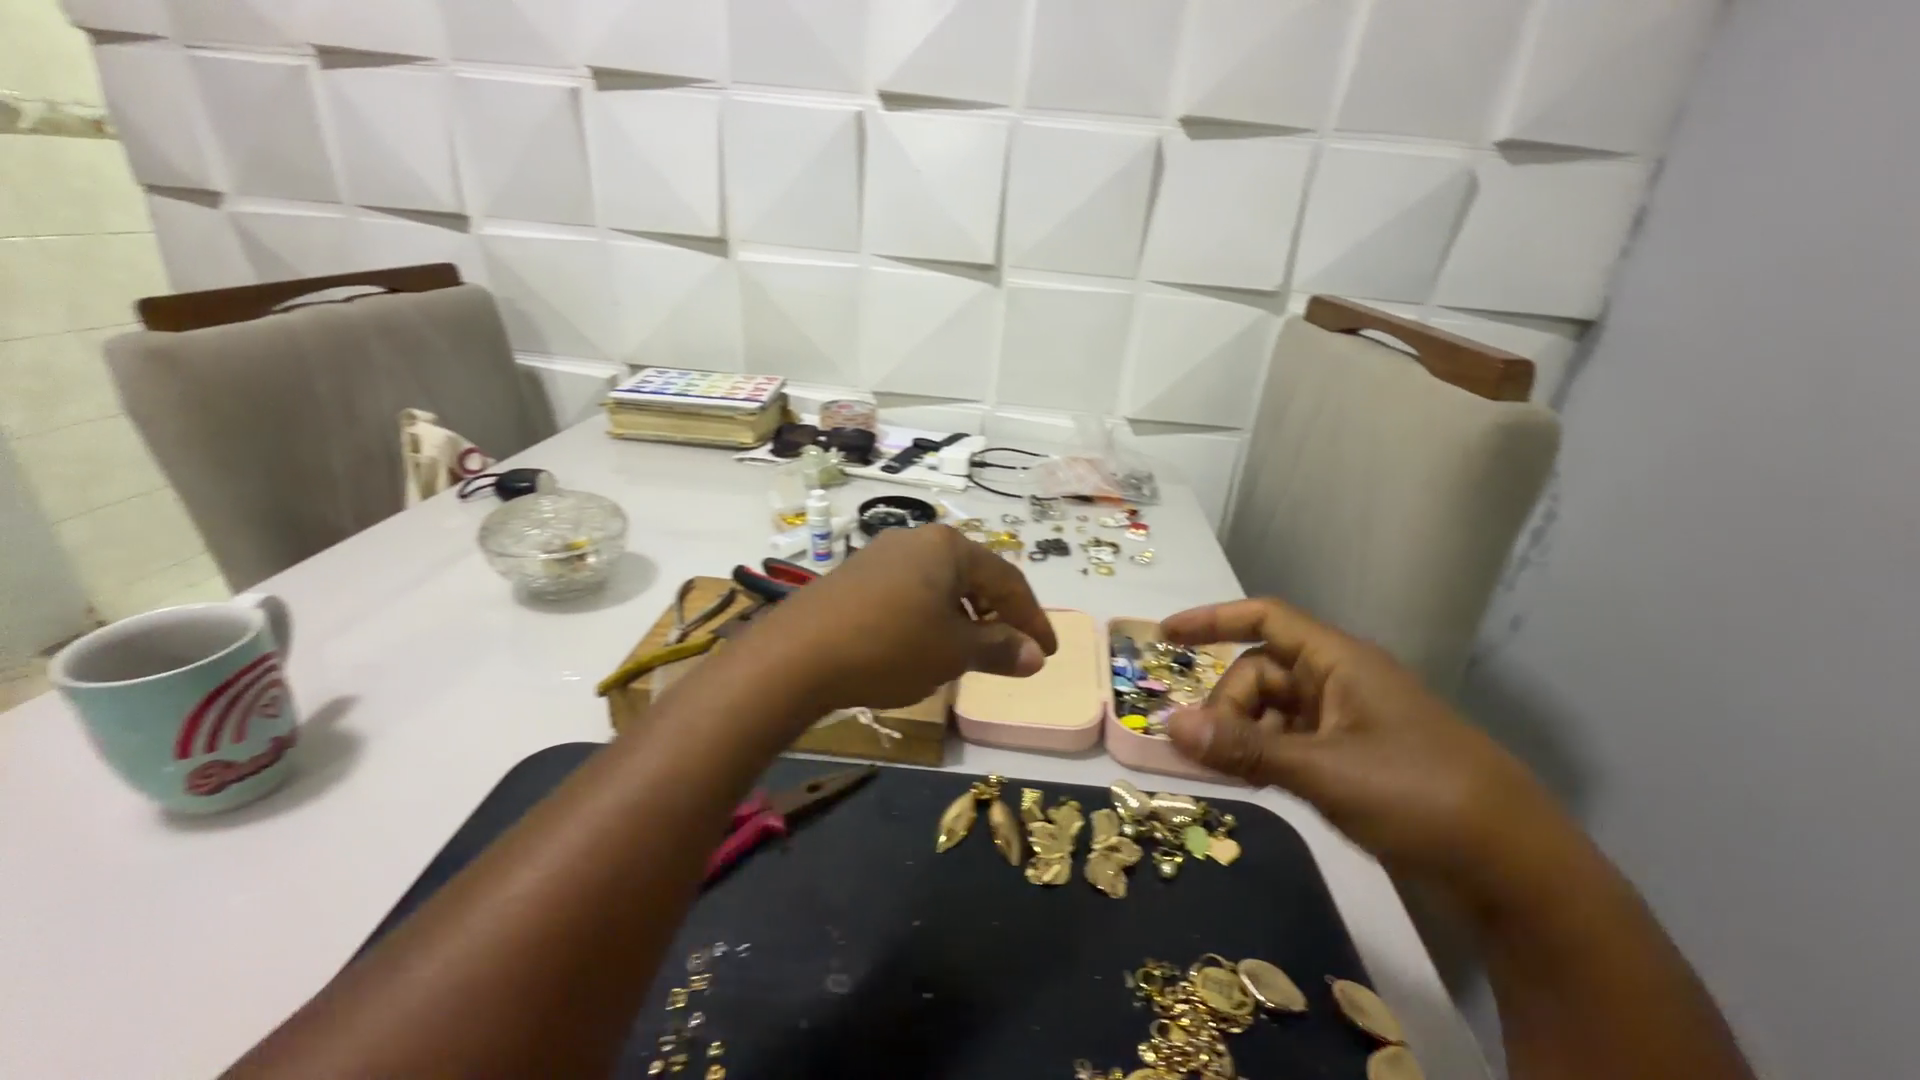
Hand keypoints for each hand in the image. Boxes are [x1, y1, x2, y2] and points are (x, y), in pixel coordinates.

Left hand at [745, 525, 1056, 712]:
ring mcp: (881, 556)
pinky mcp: (854, 577)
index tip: (1048, 652)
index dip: (1032, 619)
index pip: (1008, 581)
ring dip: (962, 618)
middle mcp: (916, 540)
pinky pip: (909, 593)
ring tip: (970, 653)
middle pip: (973, 577)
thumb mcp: (953, 652)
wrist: (797, 655)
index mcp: (949, 547)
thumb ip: (998, 649)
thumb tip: (1034, 655)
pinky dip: (929, 618)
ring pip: (939, 586)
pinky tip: (923, 646)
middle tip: (1013, 651)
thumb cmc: (890, 647)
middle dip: (997, 616)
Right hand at [1160, 598, 1572, 898]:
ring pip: (1273, 711)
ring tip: (1222, 772)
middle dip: (1225, 704)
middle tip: (1203, 750)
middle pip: (1261, 672)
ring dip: (1241, 734)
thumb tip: (1168, 724)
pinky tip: (1250, 783)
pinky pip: (1291, 743)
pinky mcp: (1354, 762)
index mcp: (1341, 663)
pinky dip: (1263, 756)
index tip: (1163, 636)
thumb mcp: (1324, 770)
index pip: (1266, 620)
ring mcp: (1349, 724)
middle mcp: (1341, 684)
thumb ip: (1245, 747)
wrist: (1511, 864)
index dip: (1212, 620)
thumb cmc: (1419, 796)